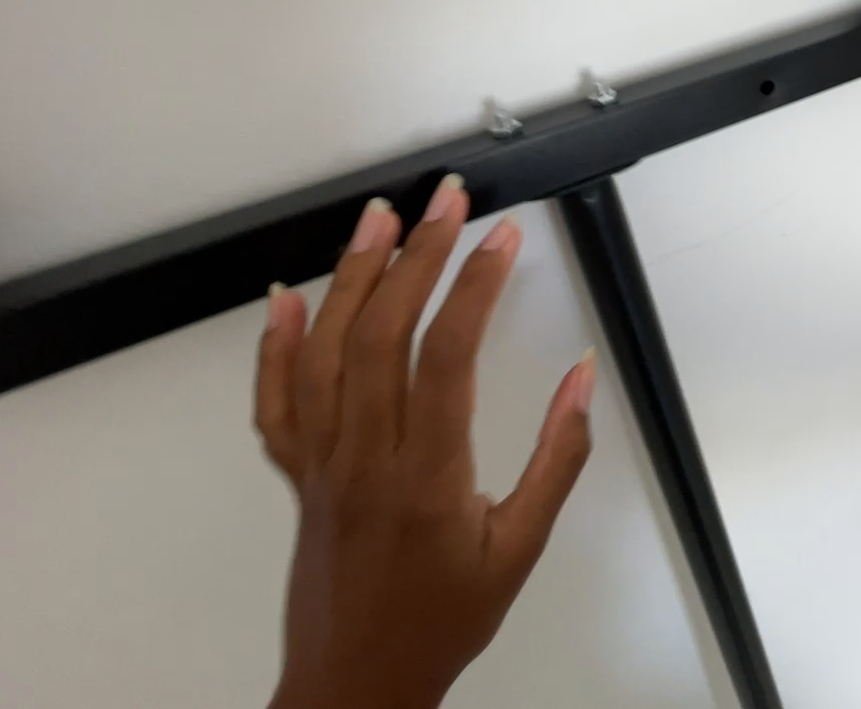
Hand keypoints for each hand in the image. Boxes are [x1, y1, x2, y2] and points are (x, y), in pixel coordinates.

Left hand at [256, 176, 596, 708]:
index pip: (447, 356)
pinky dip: (277, 344)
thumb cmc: (449, 616)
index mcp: (427, 474)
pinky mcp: (297, 474)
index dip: (476, 286)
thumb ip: (560, 454)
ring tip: (379, 217)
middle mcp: (364, 457)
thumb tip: (584, 374)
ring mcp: (319, 463)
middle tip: (446, 199)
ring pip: (326, 353)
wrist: (353, 688)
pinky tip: (289, 296)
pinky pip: (277, 402)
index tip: (505, 238)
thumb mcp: (524, 543)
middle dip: (418, 255)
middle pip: (381, 335)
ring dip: (353, 276)